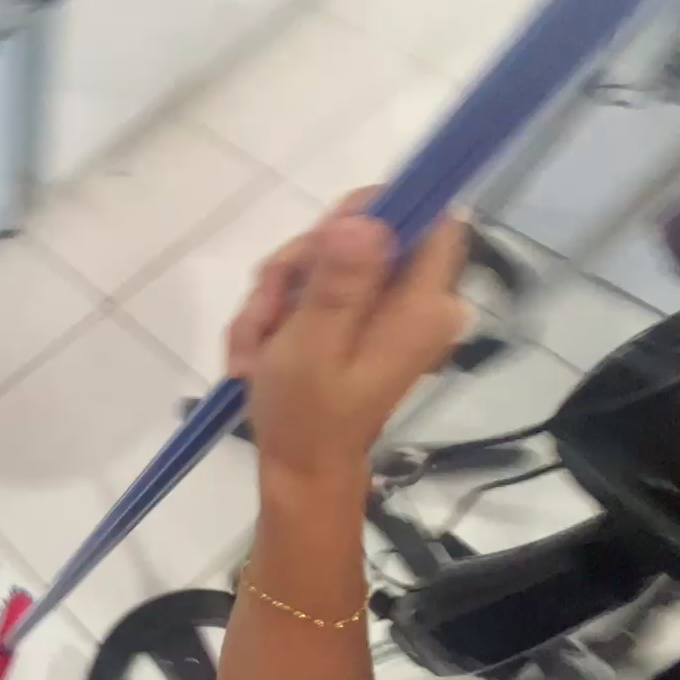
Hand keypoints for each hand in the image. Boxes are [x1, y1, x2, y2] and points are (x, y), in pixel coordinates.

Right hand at [226, 191, 470, 486]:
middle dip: (295, 268)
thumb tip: (362, 219)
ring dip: (274, 298)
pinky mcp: (359, 321)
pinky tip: (260, 351)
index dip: (366, 213)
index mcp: (421, 305)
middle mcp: (415, 300)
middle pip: (356, 236)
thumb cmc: (304, 415)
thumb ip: (337, 283)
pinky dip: (278, 316)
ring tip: (255, 348)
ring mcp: (385, 311)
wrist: (299, 467)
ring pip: (323, 263)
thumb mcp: (310, 348)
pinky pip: (314, 291)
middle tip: (263, 315)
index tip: (315, 245)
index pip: (424, 215)